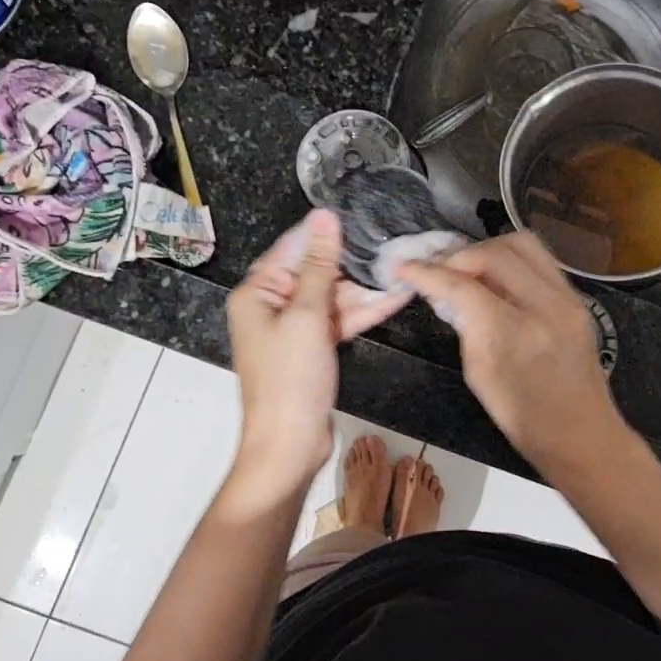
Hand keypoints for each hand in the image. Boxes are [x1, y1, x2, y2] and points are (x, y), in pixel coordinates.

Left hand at [225, 210, 411, 494]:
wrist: (289, 446)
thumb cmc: (291, 378)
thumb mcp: (308, 315)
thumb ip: (319, 265)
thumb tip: (324, 216)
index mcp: (257, 293)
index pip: (291, 248)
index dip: (324, 233)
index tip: (360, 214)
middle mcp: (271, 306)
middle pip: (314, 272)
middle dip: (351, 264)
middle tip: (391, 245)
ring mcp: (292, 330)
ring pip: (331, 298)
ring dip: (364, 291)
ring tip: (403, 271)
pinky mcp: (311, 350)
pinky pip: (337, 322)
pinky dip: (362, 314)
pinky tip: (395, 299)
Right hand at [399, 234, 621, 462]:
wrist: (581, 433)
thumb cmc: (522, 416)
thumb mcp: (478, 374)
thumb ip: (464, 326)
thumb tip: (448, 293)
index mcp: (514, 334)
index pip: (463, 286)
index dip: (427, 273)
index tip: (404, 268)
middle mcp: (545, 306)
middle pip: (494, 253)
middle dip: (458, 256)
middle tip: (438, 270)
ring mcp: (567, 298)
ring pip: (523, 244)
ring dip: (488, 249)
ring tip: (469, 268)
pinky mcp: (576, 298)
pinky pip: (540, 259)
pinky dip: (511, 258)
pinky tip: (496, 276)